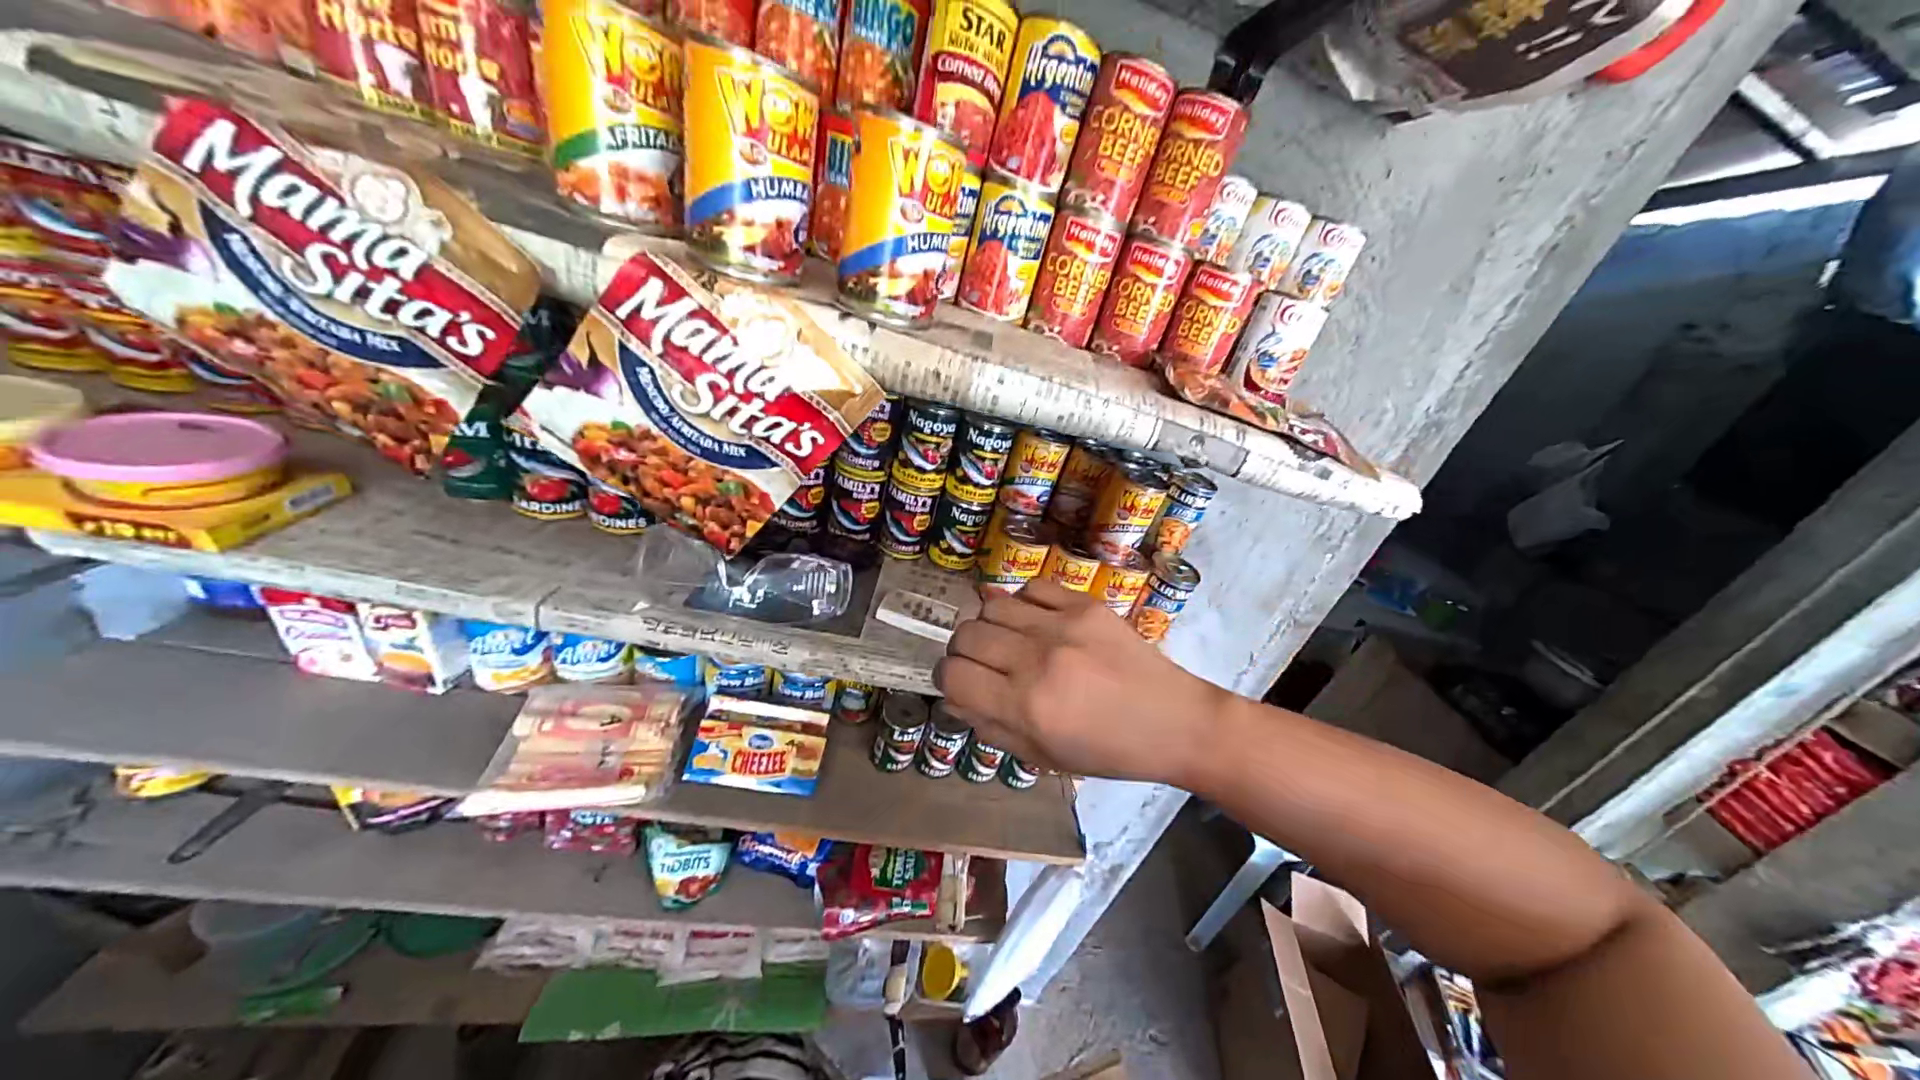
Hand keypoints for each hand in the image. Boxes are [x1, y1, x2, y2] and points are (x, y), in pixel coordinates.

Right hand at [934, 578, 1230, 784]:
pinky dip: (1023, 604)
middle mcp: (1038, 661)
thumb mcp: (1042, 756)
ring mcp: (1063, 627)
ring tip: (1009, 640)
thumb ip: (990, 727)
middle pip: (966, 636)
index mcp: (1026, 708)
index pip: (954, 675)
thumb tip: (954, 698)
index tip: (961, 684)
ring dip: (990, 625)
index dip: (947, 679)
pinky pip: (1031, 588)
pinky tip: (1036, 622)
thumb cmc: (1108, 751)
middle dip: (964, 652)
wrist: (1176, 722)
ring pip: (991, 605)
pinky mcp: (1086, 605)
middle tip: (984, 664)